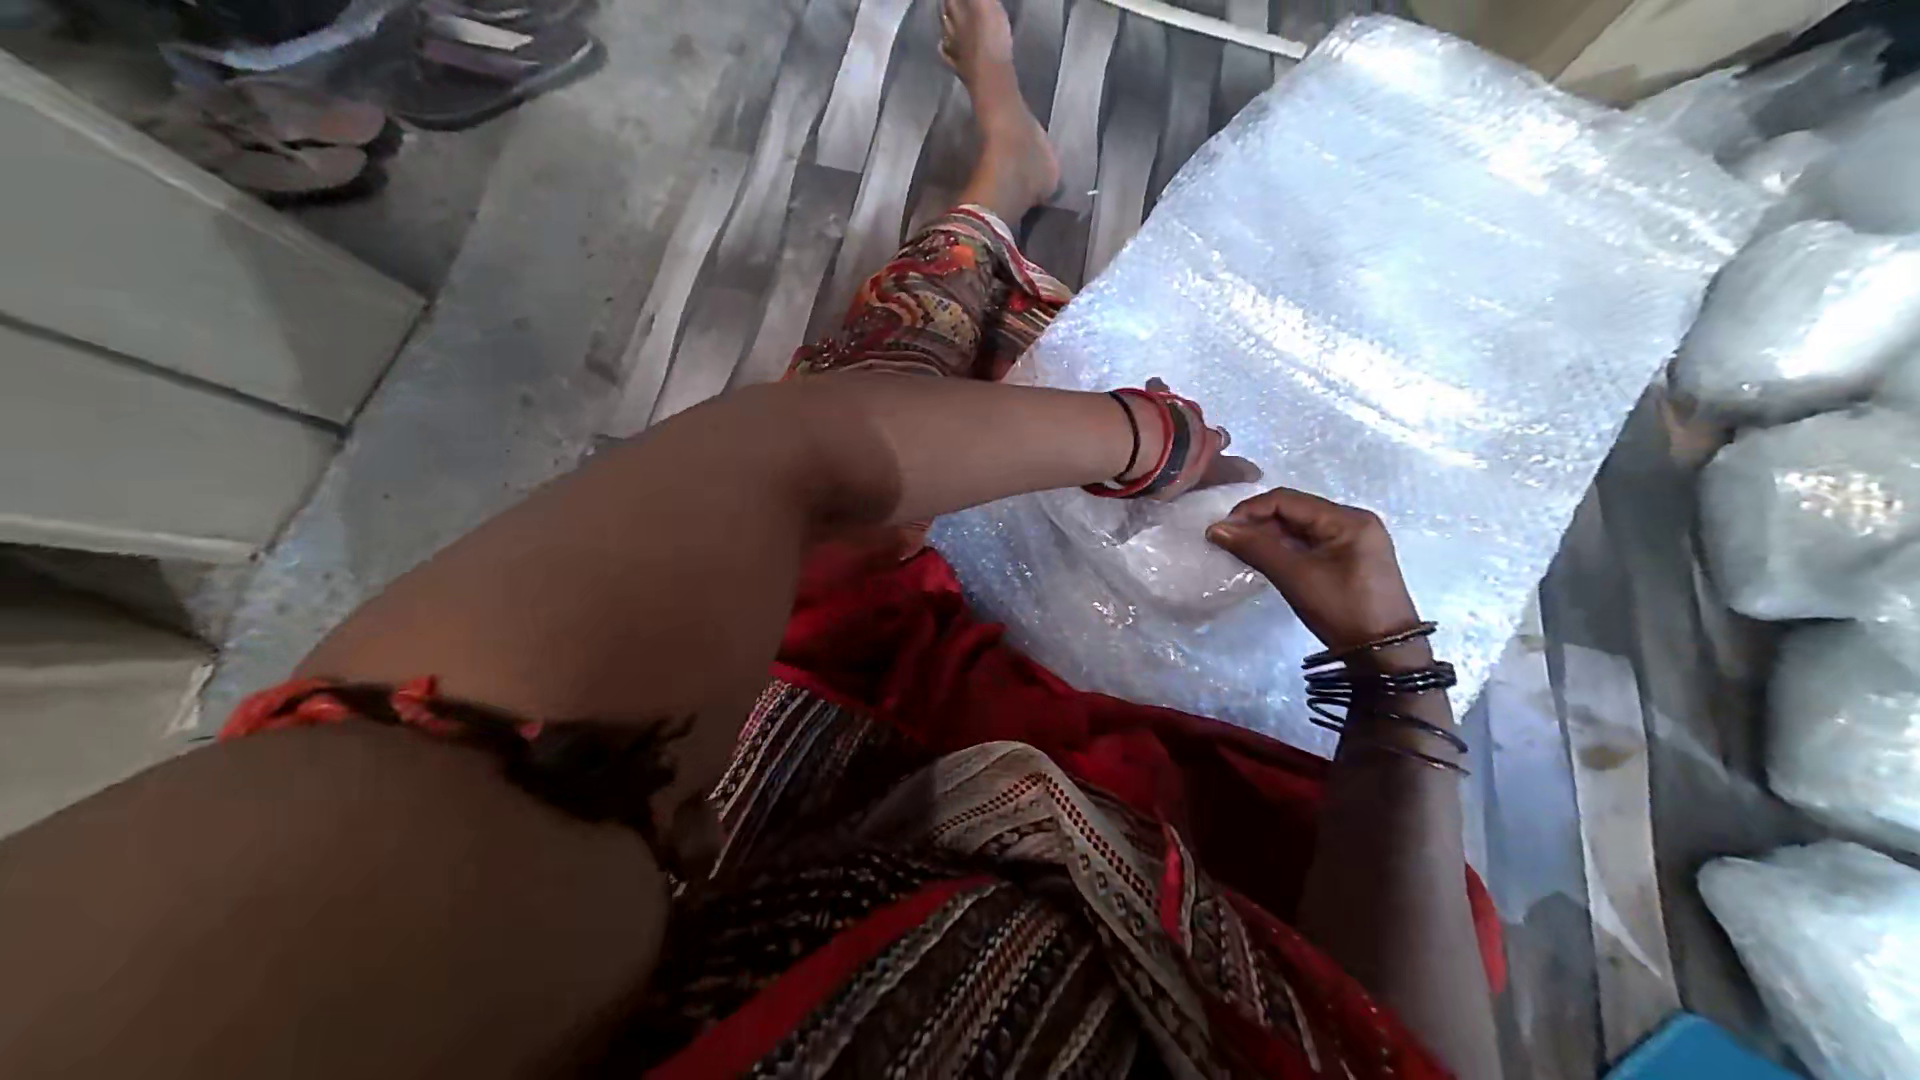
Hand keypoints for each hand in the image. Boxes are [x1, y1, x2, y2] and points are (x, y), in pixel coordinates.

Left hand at [1128, 378, 1261, 500]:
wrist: (1151, 443)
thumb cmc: (1164, 475)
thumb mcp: (1172, 490)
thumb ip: (1176, 485)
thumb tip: (1175, 485)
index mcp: (1210, 463)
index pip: (1231, 469)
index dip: (1241, 471)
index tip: (1253, 472)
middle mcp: (1203, 435)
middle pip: (1218, 436)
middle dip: (1216, 438)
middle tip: (1210, 438)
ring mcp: (1186, 414)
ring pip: (1193, 412)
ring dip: (1187, 415)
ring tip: (1181, 414)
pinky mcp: (1165, 397)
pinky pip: (1162, 390)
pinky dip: (1159, 388)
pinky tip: (1155, 383)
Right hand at [1204, 487, 1420, 652]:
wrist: (1383, 654)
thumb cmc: (1341, 609)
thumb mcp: (1295, 576)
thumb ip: (1255, 548)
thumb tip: (1215, 528)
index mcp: (1347, 519)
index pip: (1287, 500)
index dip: (1250, 510)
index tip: (1222, 531)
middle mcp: (1352, 521)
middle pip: (1293, 511)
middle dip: (1258, 524)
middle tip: (1228, 543)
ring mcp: (1352, 540)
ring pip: (1299, 528)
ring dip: (1268, 537)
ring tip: (1241, 552)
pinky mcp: (1348, 558)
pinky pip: (1308, 543)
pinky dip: (1283, 548)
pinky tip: (1264, 559)